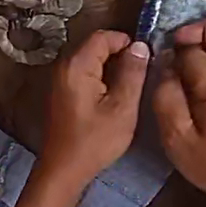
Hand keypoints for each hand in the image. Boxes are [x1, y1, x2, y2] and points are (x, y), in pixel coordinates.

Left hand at [40, 29, 149, 188]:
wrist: (63, 170)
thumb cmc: (94, 141)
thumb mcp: (122, 108)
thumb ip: (133, 73)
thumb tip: (141, 46)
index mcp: (76, 66)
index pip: (103, 36)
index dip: (126, 41)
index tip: (146, 56)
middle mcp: (63, 66)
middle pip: (94, 46)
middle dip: (119, 53)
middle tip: (142, 71)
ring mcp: (59, 79)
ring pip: (90, 59)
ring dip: (111, 65)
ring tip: (131, 83)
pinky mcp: (61, 92)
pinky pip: (83, 73)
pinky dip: (100, 76)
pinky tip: (114, 94)